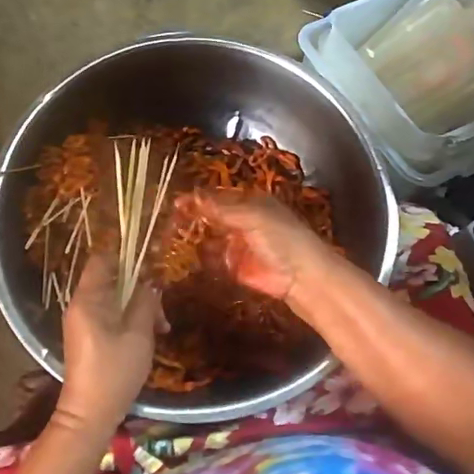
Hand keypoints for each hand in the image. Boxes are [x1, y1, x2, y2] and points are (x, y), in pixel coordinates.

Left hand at [55, 254, 163, 432]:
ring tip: (160, 327)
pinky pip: (107, 316)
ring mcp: (80, 321)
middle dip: (138, 289)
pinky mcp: (85, 336)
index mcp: (87, 298)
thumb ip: (145, 303)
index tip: (150, 268)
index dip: (124, 258)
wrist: (89, 413)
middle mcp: (79, 304)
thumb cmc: (115, 371)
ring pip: (112, 300)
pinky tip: (146, 337)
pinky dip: (127, 320)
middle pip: (109, 280)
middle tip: (160, 310)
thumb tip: (150, 283)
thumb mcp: (138, 335)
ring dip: (136, 307)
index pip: (101, 260)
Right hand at [184, 189, 334, 306]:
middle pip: (209, 215)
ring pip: (208, 236)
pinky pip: (211, 258)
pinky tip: (186, 255)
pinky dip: (200, 256)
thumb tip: (194, 196)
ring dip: (193, 236)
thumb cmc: (282, 238)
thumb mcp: (253, 217)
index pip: (217, 196)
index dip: (197, 198)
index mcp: (248, 202)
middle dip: (191, 217)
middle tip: (171, 220)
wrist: (302, 277)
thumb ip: (222, 208)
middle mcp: (240, 220)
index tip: (177, 203)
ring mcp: (236, 243)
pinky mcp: (233, 265)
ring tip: (173, 237)